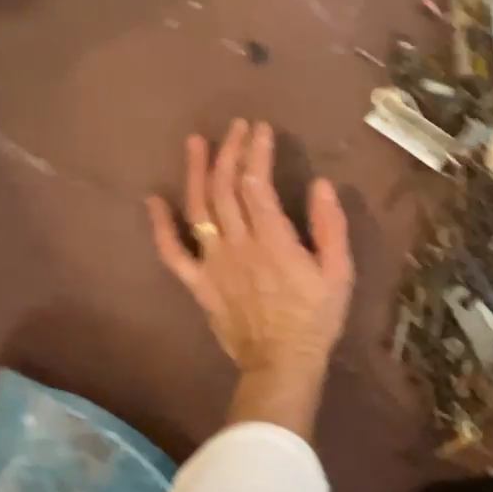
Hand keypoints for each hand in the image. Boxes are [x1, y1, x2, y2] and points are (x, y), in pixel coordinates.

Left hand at [146, 119, 354, 376]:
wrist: (281, 365)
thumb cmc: (315, 318)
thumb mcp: (338, 272)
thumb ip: (330, 227)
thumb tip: (321, 184)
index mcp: (273, 241)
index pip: (257, 185)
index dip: (256, 152)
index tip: (261, 128)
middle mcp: (238, 245)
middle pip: (225, 189)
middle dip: (230, 152)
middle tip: (236, 126)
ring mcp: (213, 264)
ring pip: (198, 210)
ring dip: (196, 173)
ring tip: (196, 142)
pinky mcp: (198, 283)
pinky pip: (172, 253)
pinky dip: (160, 226)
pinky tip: (154, 200)